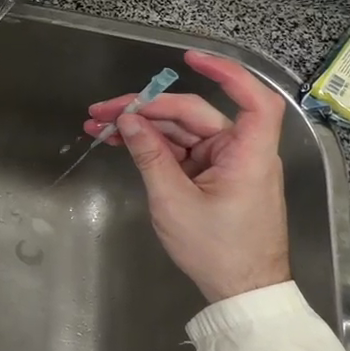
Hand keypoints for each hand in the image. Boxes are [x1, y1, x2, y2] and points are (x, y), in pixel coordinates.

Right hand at [85, 50, 290, 303]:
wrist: (241, 292)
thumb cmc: (217, 249)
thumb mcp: (174, 201)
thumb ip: (151, 156)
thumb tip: (129, 121)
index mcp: (246, 154)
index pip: (252, 100)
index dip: (226, 73)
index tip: (189, 59)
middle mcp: (240, 152)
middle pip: (194, 114)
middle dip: (146, 107)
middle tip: (101, 111)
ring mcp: (225, 164)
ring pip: (181, 131)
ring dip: (141, 127)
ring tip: (97, 126)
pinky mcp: (212, 177)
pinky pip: (180, 150)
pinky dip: (151, 145)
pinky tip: (118, 141)